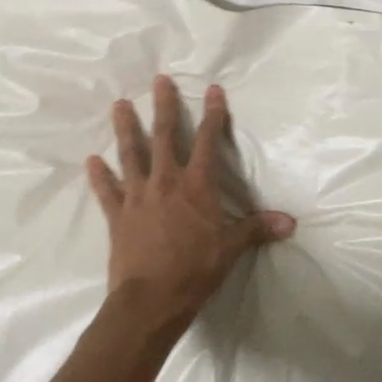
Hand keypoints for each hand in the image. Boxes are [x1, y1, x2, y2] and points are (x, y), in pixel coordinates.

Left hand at [85, 76, 294, 328]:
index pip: (207, 140)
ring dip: (125, 129)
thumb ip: (258, 227)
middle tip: (159, 80)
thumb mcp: (233, 247)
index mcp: (197, 185)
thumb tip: (290, 222)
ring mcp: (138, 197)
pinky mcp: (117, 216)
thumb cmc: (196, 269)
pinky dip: (98, 176)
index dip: (212, 113)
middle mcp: (166, 181)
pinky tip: (91, 160)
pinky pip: (106, 191)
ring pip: (131, 154)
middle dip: (163, 106)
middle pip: (163, 136)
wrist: (150, 300)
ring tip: (119, 104)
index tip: (212, 89)